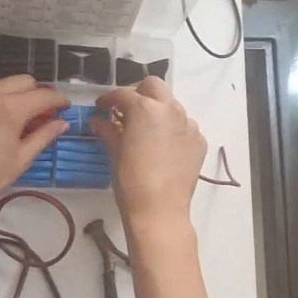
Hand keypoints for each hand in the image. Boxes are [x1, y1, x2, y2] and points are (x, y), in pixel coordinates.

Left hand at [0, 75, 69, 212]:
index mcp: (7, 108)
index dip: (57, 100)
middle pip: (21, 81)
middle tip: (40, 112)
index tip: (64, 106)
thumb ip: (44, 135)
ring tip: (11, 118)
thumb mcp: (20, 159)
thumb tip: (62, 122)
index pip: (42, 95)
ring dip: (10, 97)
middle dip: (35, 94)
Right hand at [91, 77, 206, 231]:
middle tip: (125, 111)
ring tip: (146, 130)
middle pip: (154, 87)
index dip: (109, 99)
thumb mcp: (115, 153)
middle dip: (138, 94)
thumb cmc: (131, 181)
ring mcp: (189, 125)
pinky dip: (172, 130)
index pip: (123, 94)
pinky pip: (184, 126)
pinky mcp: (199, 141)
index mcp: (145, 108)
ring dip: (157, 111)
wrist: (160, 210)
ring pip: (172, 105)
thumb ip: (108, 130)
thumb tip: (98, 121)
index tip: (101, 107)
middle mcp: (171, 109)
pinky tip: (163, 148)